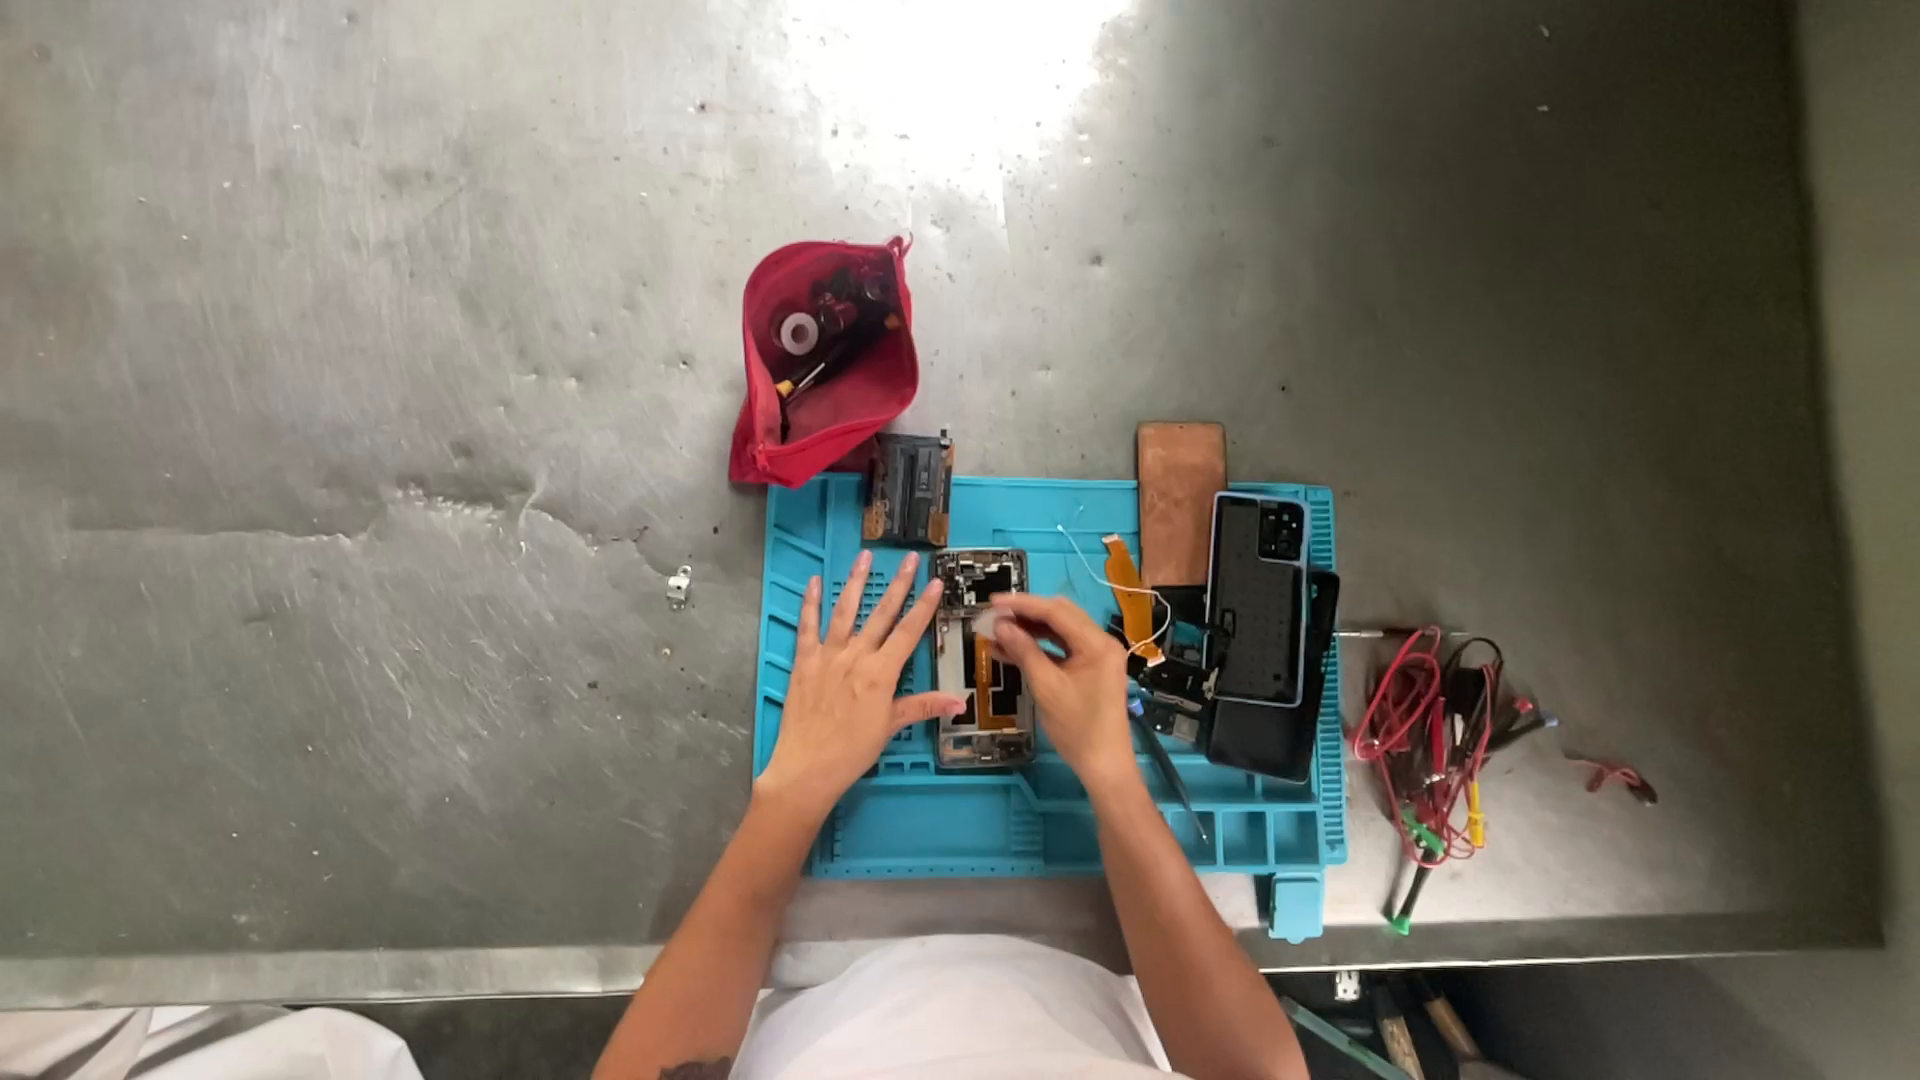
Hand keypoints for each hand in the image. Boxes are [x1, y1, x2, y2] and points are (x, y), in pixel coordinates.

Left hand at [756, 551, 964, 818]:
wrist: (807, 767)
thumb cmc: (853, 751)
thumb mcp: (891, 727)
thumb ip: (922, 706)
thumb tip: (960, 701)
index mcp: (881, 672)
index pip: (909, 632)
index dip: (924, 606)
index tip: (935, 582)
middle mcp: (856, 656)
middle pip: (881, 614)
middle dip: (898, 584)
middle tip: (907, 558)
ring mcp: (828, 656)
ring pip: (845, 611)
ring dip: (855, 582)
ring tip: (864, 557)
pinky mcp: (803, 661)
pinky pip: (807, 627)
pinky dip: (809, 604)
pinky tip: (812, 583)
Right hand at [986, 593, 1138, 794]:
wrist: (1104, 765)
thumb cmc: (1078, 728)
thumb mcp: (1046, 688)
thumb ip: (1024, 652)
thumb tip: (1000, 626)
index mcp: (1097, 644)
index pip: (1056, 612)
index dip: (1023, 604)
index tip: (994, 602)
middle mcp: (1101, 642)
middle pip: (1059, 615)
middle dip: (1025, 613)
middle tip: (994, 615)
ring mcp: (1096, 655)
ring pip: (1058, 631)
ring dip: (1029, 630)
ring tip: (997, 631)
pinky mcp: (1089, 668)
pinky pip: (1061, 648)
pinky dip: (1037, 647)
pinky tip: (1010, 649)